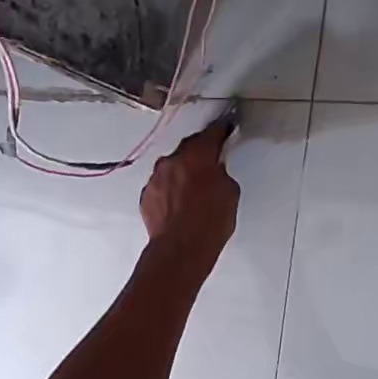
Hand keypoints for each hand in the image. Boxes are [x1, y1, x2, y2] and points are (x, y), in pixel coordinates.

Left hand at [139, 120, 239, 253]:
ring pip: (174, 165)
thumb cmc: (209, 222)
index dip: (222, 130)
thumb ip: (222, 173)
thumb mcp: (230, 192)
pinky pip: (162, 183)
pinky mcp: (147, 195)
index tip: (227, 128)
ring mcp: (157, 178)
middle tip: (213, 160)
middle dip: (202, 152)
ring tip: (197, 187)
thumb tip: (216, 172)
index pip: (212, 133)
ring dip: (185, 170)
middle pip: (189, 147)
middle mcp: (173, 161)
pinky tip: (183, 201)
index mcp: (198, 156)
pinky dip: (172, 187)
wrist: (181, 250)